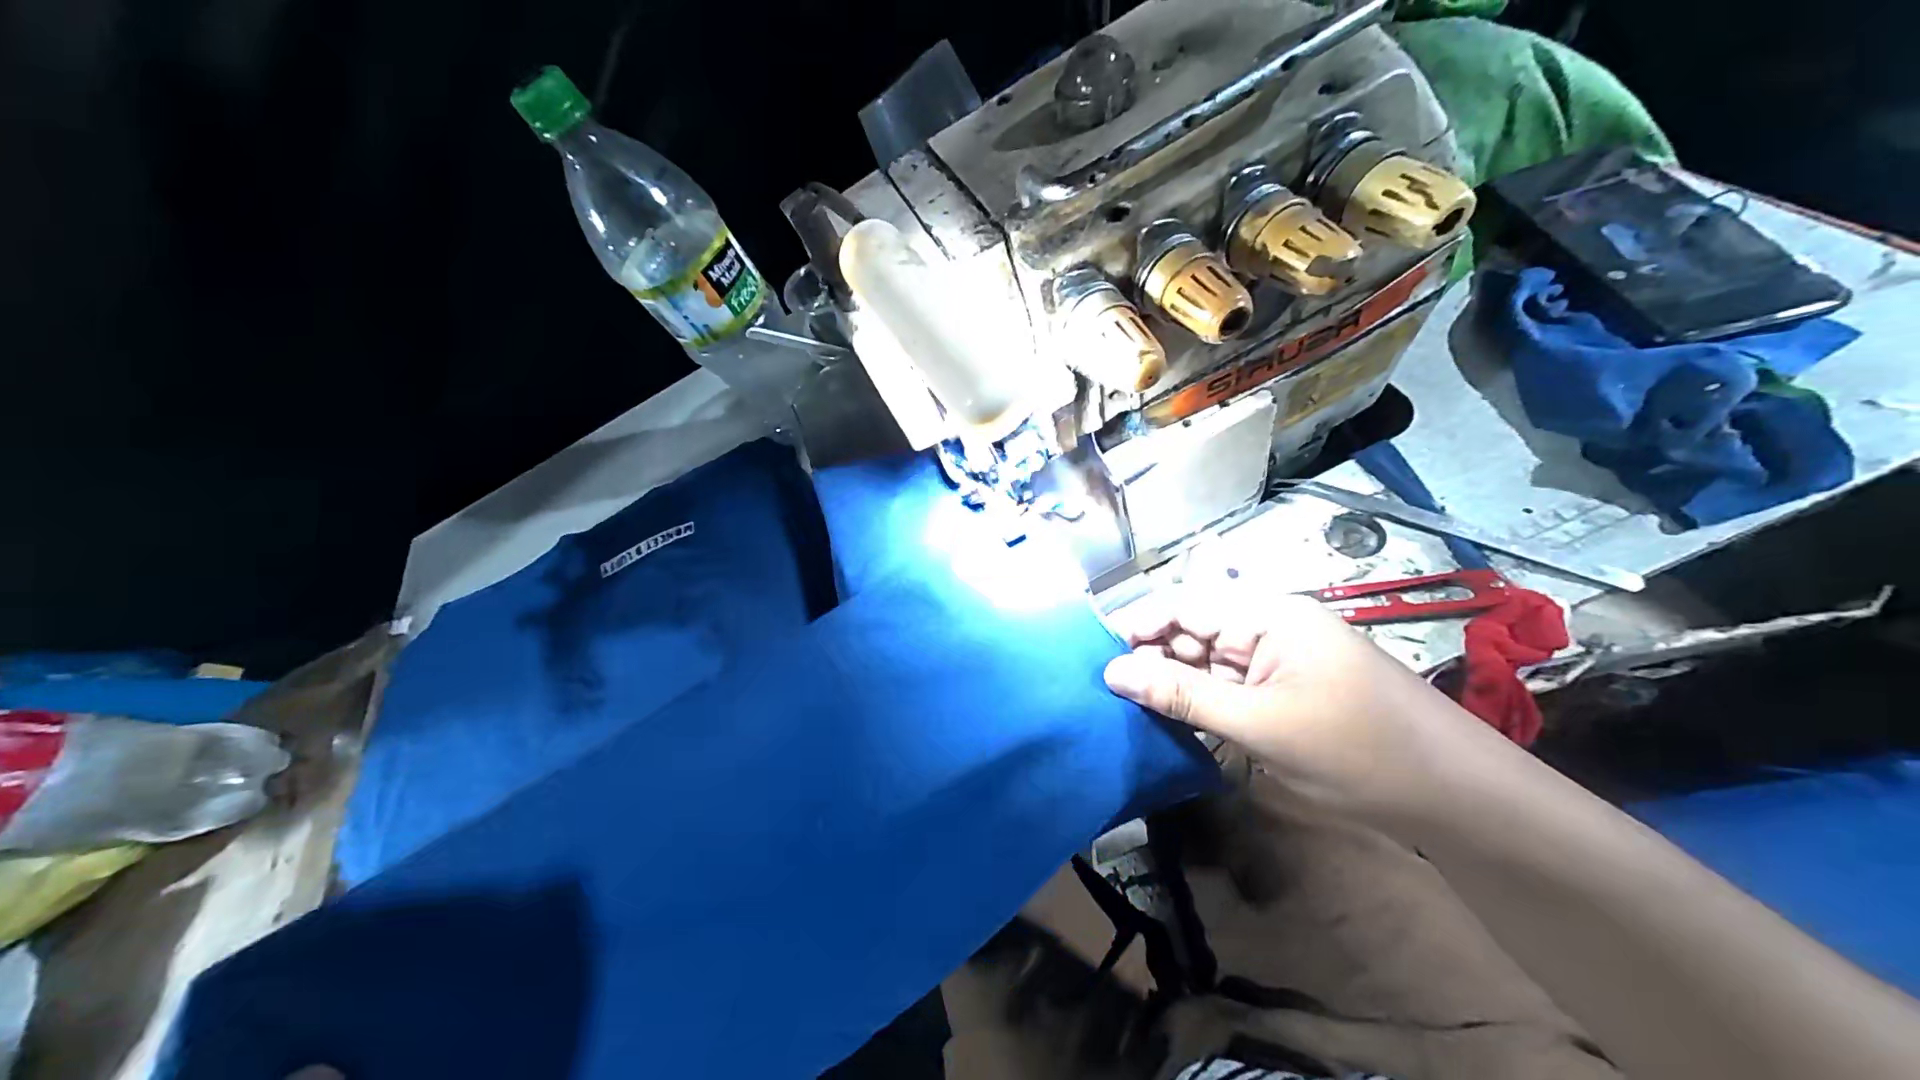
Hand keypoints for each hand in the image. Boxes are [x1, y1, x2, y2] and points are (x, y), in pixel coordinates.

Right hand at [1103, 587, 1483, 819]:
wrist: (1457, 796)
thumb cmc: (1357, 750)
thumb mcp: (1259, 724)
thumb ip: (1182, 695)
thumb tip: (1112, 672)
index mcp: (1267, 614)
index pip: (1183, 605)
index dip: (1138, 628)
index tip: (1097, 661)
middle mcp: (1269, 625)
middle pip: (1193, 630)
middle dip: (1153, 659)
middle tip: (1112, 697)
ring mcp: (1279, 659)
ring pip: (1208, 661)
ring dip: (1176, 684)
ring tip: (1134, 712)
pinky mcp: (1286, 689)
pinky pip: (1230, 685)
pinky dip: (1203, 702)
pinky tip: (1176, 722)